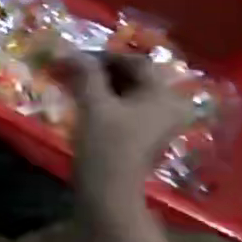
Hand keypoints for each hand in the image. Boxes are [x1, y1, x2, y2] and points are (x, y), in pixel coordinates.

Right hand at [62, 52, 194, 208]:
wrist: (109, 191)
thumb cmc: (105, 144)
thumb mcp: (94, 104)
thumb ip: (86, 74)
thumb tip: (70, 50)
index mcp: (165, 95)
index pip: (137, 63)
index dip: (106, 57)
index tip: (78, 59)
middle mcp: (171, 106)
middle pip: (137, 78)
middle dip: (105, 72)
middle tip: (76, 71)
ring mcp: (161, 123)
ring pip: (132, 93)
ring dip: (106, 87)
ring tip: (79, 86)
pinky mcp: (148, 136)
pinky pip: (131, 109)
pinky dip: (111, 102)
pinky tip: (89, 103)